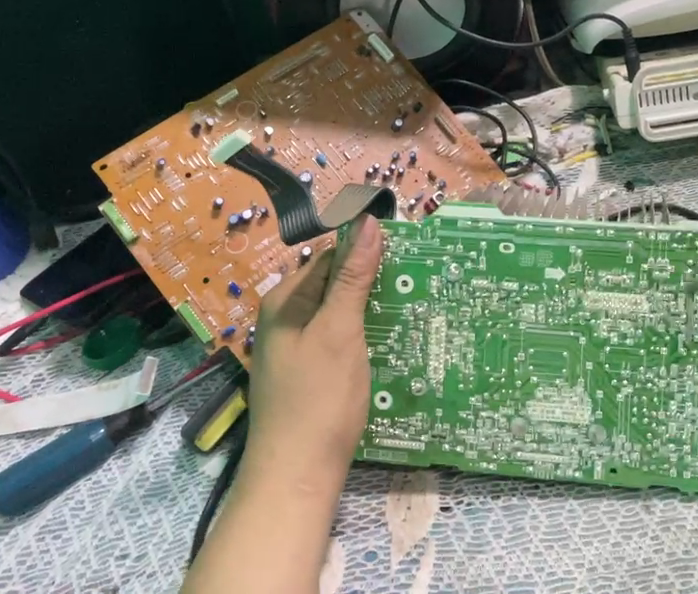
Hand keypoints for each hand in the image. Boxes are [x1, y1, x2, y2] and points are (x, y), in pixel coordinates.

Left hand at [188, 219, 384, 593]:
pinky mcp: (306, 372)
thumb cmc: (319, 399)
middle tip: (413, 282)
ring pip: (338, 312)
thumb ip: (354, 276)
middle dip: (370, 281)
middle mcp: (284, 318)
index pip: (330, 256)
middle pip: (333, 283)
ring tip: (408, 308)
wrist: (296, 476)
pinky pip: (336, 337)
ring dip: (369, 309)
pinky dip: (361, 334)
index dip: (365, 251)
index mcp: (285, 301)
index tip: (406, 253)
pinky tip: (386, 341)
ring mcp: (293, 348)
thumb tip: (367, 221)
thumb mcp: (340, 330)